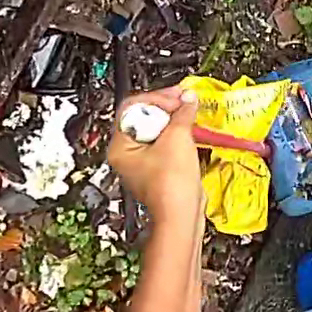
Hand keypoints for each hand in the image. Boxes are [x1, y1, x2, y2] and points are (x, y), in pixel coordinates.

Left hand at [109, 86, 202, 227]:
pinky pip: (167, 142)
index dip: (157, 99)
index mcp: (120, 146)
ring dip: (175, 119)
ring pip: (157, 129)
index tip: (177, 97)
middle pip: (144, 117)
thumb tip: (188, 98)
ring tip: (191, 113)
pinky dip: (179, 133)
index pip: (132, 108)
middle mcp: (128, 153)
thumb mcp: (178, 138)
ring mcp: (144, 161)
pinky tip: (191, 129)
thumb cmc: (171, 186)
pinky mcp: (161, 167)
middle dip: (167, 107)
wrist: (182, 214)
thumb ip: (183, 113)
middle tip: (186, 101)